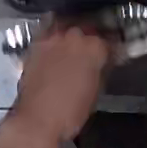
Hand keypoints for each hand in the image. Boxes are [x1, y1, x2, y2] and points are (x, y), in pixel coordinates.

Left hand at [3, 18, 112, 147]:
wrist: (37, 120)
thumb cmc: (71, 111)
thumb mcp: (95, 90)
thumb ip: (101, 69)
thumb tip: (101, 63)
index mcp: (94, 47)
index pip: (108, 40)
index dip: (111, 49)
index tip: (112, 54)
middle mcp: (73, 36)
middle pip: (86, 30)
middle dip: (91, 39)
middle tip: (92, 51)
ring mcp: (52, 39)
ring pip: (66, 27)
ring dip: (71, 35)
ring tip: (72, 47)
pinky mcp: (35, 46)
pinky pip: (48, 34)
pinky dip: (53, 39)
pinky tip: (55, 49)